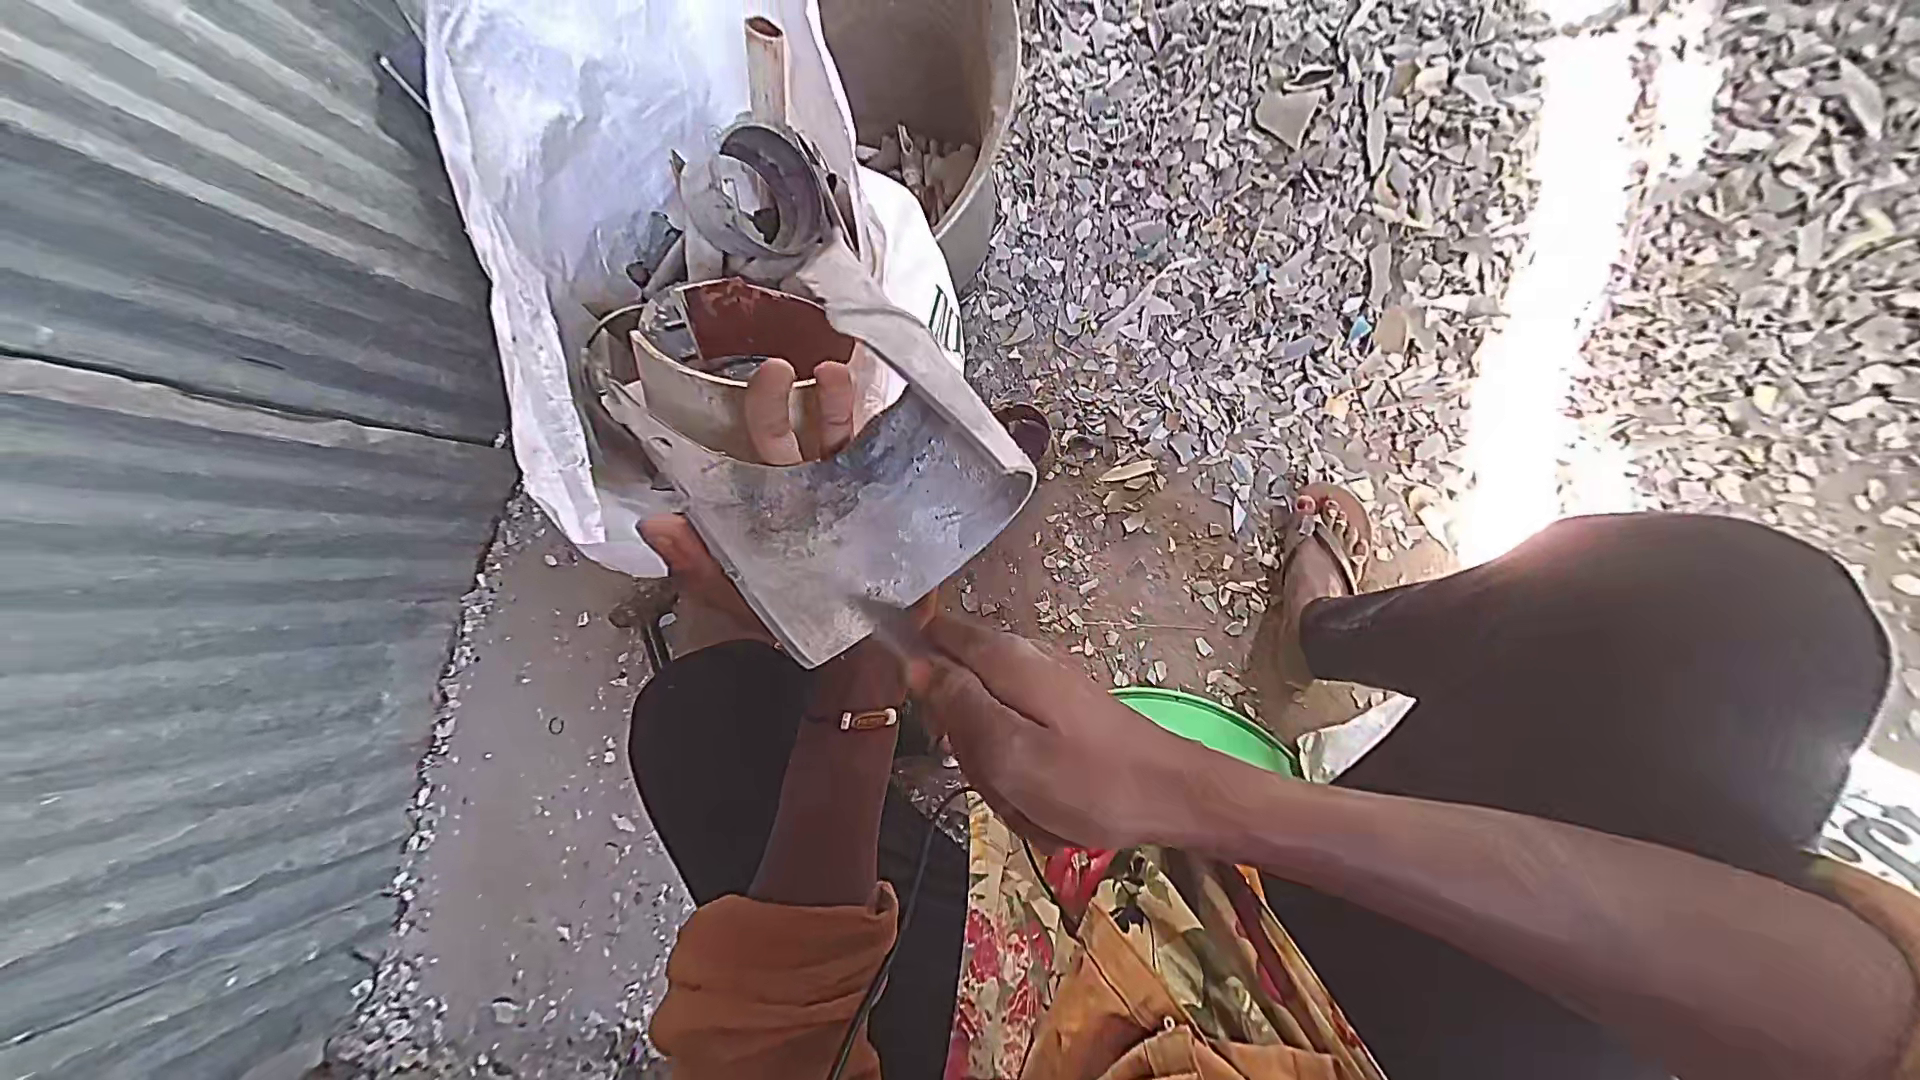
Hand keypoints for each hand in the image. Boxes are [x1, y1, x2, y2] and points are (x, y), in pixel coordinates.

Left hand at [640, 357, 924, 714]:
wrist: (851, 654)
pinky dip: (903, 448)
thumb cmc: (793, 620)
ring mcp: (862, 497)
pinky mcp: (895, 513)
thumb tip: (657, 525)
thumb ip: (698, 563)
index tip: (770, 376)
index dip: (768, 406)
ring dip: (859, 415)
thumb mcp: (737, 593)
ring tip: (859, 389)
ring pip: (861, 444)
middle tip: (821, 372)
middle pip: (822, 431)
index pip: (772, 440)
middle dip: (823, 398)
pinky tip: (908, 427)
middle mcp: (822, 488)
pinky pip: (900, 474)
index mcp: (782, 496)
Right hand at [914, 615, 1243, 851]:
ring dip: (991, 762)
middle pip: (956, 682)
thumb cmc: (1090, 780)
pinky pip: (1015, 735)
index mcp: (1003, 657)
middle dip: (960, 733)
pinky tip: (1042, 796)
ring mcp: (1042, 683)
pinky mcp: (1059, 709)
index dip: (915, 668)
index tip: (930, 720)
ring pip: (983, 718)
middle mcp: (1022, 658)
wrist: (1172, 795)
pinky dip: (1019, 768)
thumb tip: (914, 664)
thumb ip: (956, 702)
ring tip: (1023, 793)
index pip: (933, 633)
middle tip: (988, 769)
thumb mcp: (1008, 750)